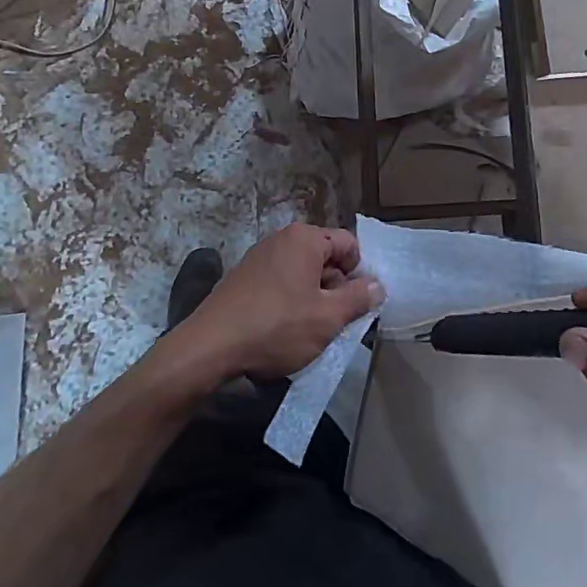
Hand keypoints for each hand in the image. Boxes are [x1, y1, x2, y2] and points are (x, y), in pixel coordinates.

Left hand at [173, 223, 382, 380]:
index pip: (348, 244)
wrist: (209, 348)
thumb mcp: (327, 318)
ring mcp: (258, 257)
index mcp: (305, 238)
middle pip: (324, 257)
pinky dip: (289, 302)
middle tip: (336, 322)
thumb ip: (358, 299)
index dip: (359, 273)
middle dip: (335, 288)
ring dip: (313, 298)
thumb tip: (378, 285)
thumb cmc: (276, 327)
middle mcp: (281, 239)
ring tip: (309, 330)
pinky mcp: (242, 278)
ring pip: (302, 273)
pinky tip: (282, 330)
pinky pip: (279, 283)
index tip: (357, 304)